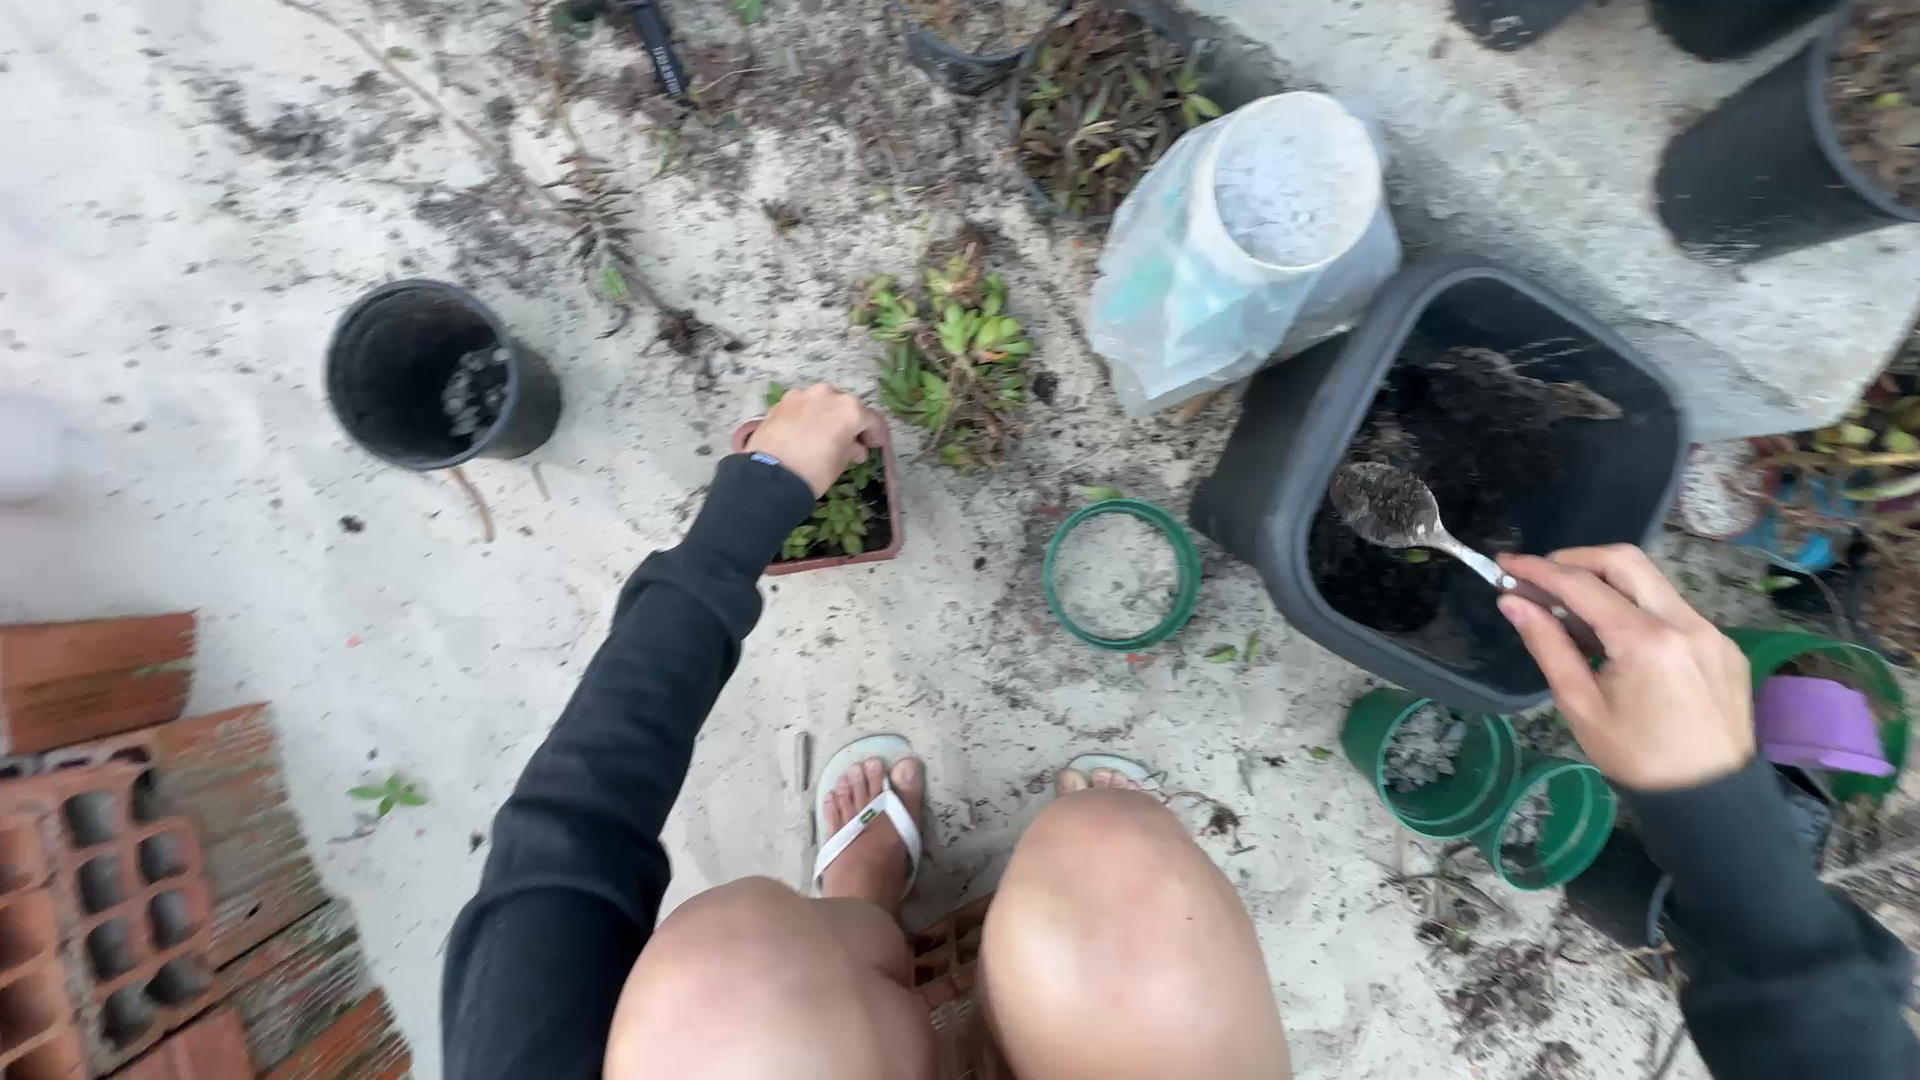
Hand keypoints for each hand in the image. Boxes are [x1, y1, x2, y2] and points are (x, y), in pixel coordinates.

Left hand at [745, 383, 885, 497]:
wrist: (772, 475)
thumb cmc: (815, 471)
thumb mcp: (841, 463)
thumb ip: (852, 449)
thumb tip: (856, 448)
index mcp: (850, 409)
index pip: (871, 420)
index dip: (875, 434)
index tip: (873, 446)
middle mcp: (828, 394)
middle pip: (846, 406)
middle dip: (849, 422)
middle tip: (848, 440)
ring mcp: (803, 394)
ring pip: (822, 402)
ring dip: (827, 415)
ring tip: (823, 434)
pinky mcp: (782, 401)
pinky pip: (802, 405)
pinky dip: (807, 415)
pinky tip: (803, 432)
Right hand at [1497, 545, 1753, 791]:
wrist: (1710, 796)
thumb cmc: (1632, 753)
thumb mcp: (1577, 700)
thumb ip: (1546, 642)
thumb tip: (1511, 600)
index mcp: (1646, 641)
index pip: (1582, 584)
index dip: (1537, 569)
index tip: (1503, 564)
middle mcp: (1686, 624)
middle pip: (1625, 561)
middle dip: (1573, 559)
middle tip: (1536, 576)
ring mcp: (1710, 632)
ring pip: (1649, 580)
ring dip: (1600, 580)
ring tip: (1563, 605)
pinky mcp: (1720, 644)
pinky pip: (1667, 606)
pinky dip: (1627, 603)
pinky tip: (1603, 631)